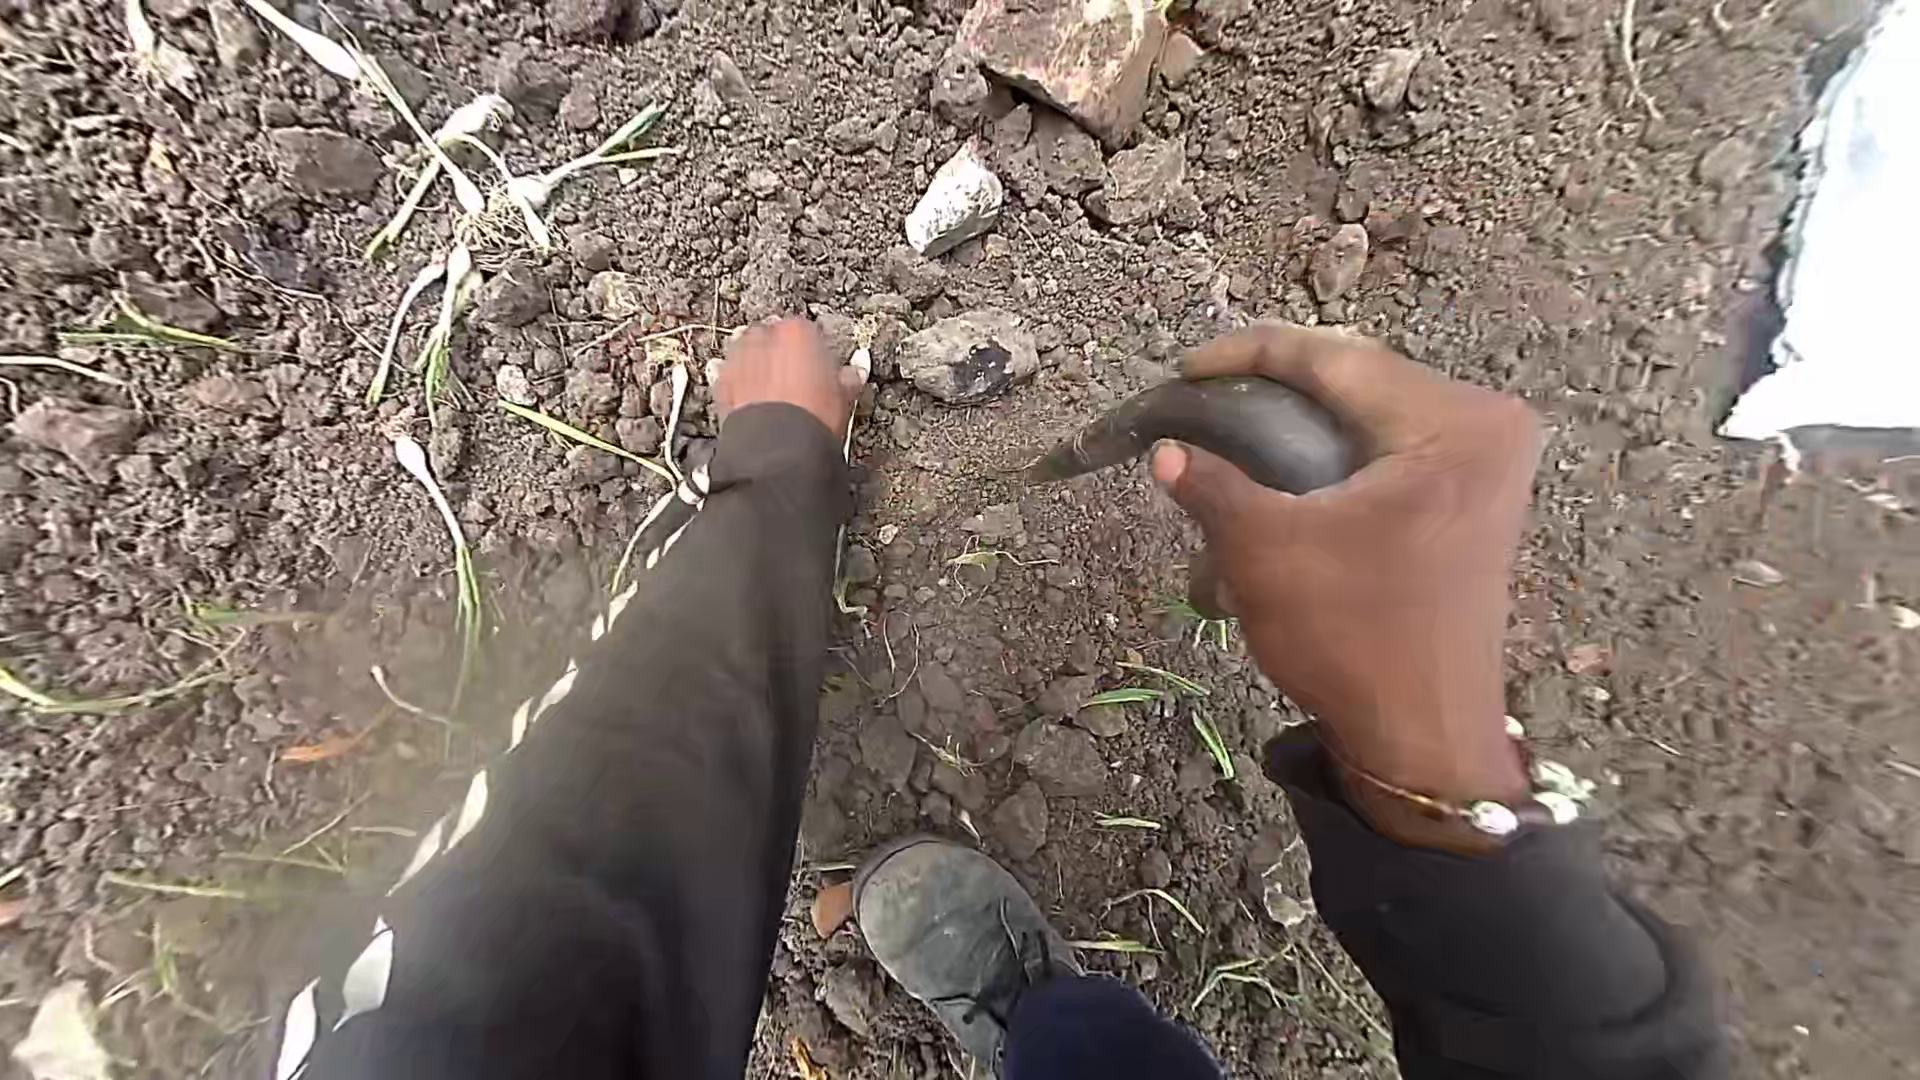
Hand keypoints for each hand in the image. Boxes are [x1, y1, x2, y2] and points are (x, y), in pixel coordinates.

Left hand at [714, 318, 865, 437]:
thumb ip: (848, 379)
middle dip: (784, 357)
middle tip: (799, 383)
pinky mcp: (722, 381)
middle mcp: (765, 336)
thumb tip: (855, 374)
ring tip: (777, 397)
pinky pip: (734, 376)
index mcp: (798, 332)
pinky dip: (743, 385)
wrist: (777, 449)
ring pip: (752, 355)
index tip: (822, 370)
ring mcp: (739, 357)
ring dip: (762, 369)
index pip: (810, 332)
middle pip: (776, 340)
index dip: (817, 353)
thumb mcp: (842, 398)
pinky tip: (757, 404)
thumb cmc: (811, 419)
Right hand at [1150, 323, 1539, 808]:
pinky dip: (1317, 458)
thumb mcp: (1263, 549)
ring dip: (1289, 425)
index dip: (1248, 355)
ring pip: (1358, 416)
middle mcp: (1478, 428)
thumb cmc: (1348, 633)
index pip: (1334, 358)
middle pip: (1350, 381)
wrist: (1417, 731)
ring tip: (1229, 438)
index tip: (1185, 369)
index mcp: (1450, 423)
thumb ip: (1210, 485)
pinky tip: (1274, 480)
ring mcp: (1474, 466)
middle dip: (1268, 389)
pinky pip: (1374, 453)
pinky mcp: (1458, 500)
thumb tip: (1164, 450)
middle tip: (1202, 402)